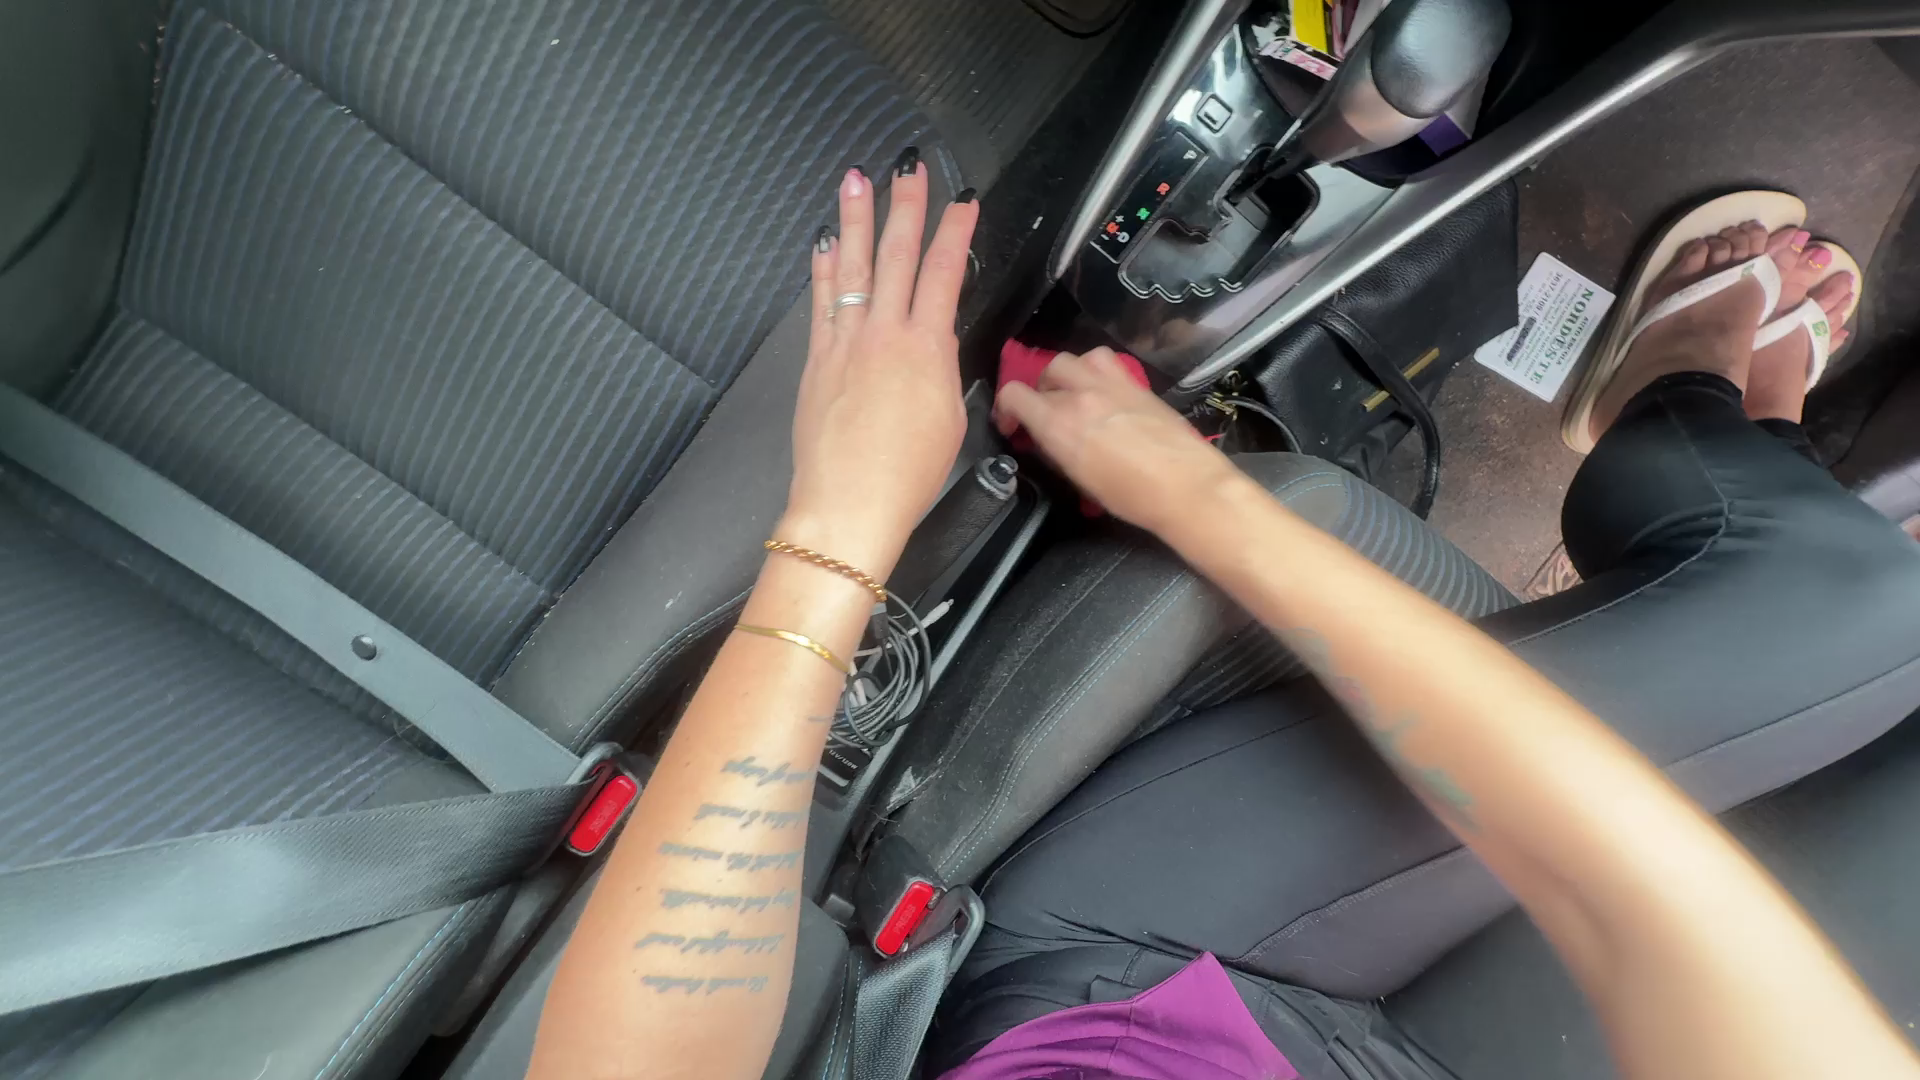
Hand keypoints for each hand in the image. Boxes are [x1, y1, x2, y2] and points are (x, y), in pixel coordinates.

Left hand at [782, 160, 979, 578]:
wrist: (849, 502)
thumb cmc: (908, 474)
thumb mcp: (949, 421)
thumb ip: (941, 373)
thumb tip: (932, 350)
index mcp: (927, 349)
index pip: (945, 274)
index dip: (956, 233)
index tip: (963, 202)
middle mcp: (884, 334)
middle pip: (897, 256)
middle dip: (907, 207)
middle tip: (909, 168)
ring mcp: (845, 343)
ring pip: (852, 268)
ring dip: (855, 221)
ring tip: (856, 180)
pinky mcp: (818, 360)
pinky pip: (821, 302)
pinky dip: (822, 269)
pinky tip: (822, 243)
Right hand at [993, 348, 1236, 534]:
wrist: (1185, 487)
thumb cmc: (1131, 497)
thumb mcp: (1080, 480)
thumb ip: (1057, 450)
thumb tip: (1050, 440)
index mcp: (1059, 424)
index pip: (1014, 395)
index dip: (1005, 409)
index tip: (1011, 425)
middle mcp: (1081, 395)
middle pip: (1045, 373)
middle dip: (1038, 391)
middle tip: (1045, 412)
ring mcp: (1111, 384)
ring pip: (1075, 359)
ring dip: (1067, 374)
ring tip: (1072, 394)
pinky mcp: (1136, 384)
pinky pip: (1105, 362)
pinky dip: (1095, 371)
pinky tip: (1103, 391)